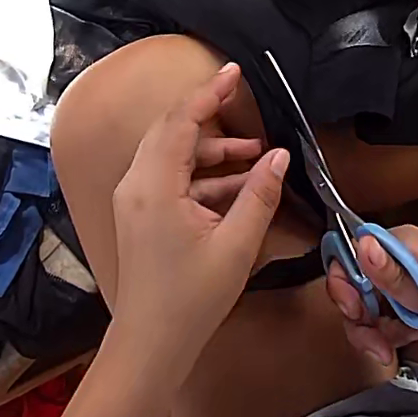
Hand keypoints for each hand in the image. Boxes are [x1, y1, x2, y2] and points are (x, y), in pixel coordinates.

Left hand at [111, 63, 288, 354]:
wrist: (151, 344)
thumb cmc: (192, 298)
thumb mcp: (237, 243)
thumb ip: (260, 194)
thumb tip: (281, 156)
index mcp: (154, 186)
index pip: (180, 122)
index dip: (208, 93)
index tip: (234, 73)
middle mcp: (137, 185)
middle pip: (172, 133)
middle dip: (213, 120)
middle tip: (247, 109)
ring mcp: (136, 201)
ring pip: (174, 156)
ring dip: (214, 153)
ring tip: (256, 157)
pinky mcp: (142, 216)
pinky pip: (173, 180)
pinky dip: (205, 177)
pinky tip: (239, 188)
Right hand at [326, 225, 417, 377]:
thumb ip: (395, 274)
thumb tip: (364, 245)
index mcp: (408, 246)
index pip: (356, 247)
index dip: (346, 276)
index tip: (353, 303)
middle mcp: (403, 262)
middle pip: (354, 279)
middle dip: (355, 311)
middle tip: (368, 328)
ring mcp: (405, 288)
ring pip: (362, 306)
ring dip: (365, 332)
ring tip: (382, 349)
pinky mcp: (408, 312)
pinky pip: (376, 324)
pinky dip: (377, 341)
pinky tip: (390, 352)